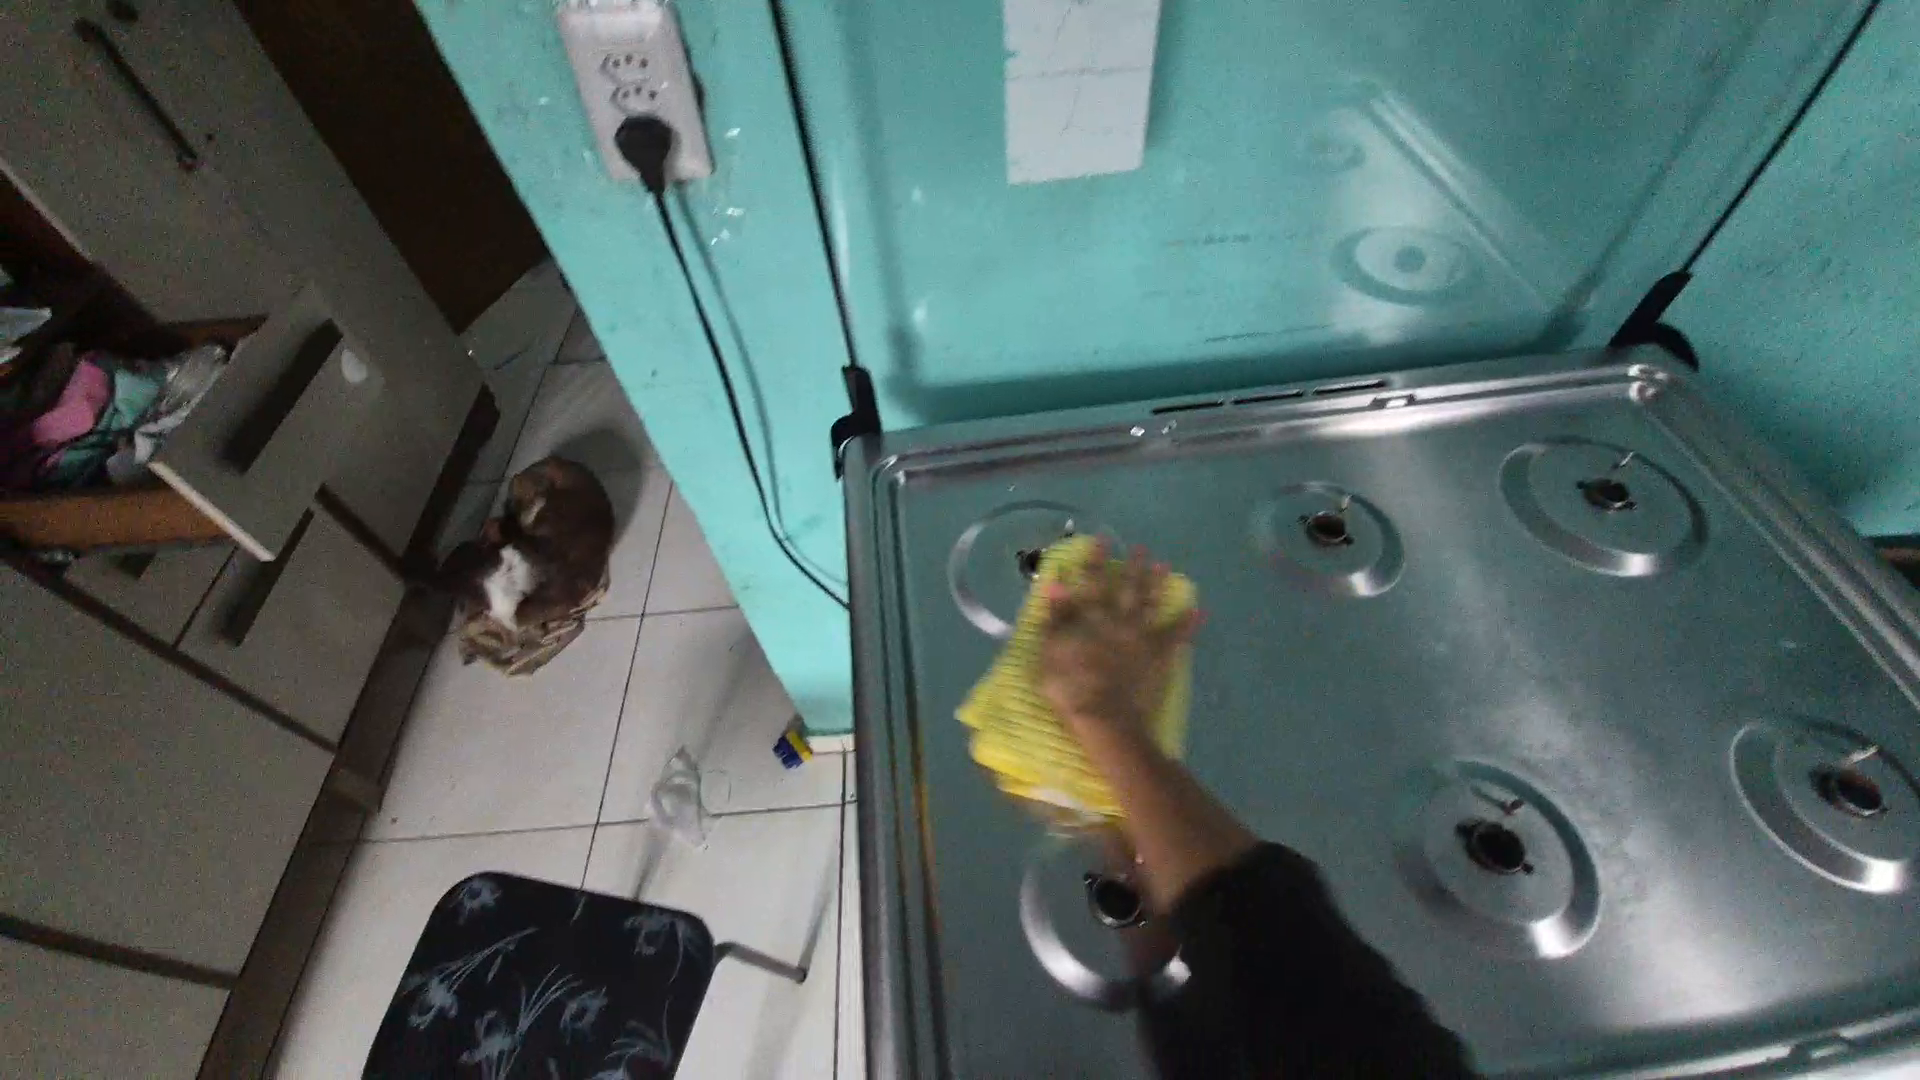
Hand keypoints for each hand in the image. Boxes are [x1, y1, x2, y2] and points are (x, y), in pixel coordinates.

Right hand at [1038, 541, 1199, 733]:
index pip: (1093, 582)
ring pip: (1152, 605)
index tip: (1102, 540)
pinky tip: (1199, 610)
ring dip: (1158, 585)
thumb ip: (1056, 617)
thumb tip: (1057, 584)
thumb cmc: (1071, 687)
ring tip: (1165, 566)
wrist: (1106, 719)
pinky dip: (1188, 624)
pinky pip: (1177, 638)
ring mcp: (1143, 639)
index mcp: (1092, 618)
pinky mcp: (1160, 658)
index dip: (1096, 561)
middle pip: (1127, 589)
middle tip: (1141, 548)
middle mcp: (1120, 621)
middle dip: (1133, 567)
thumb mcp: (1051, 651)